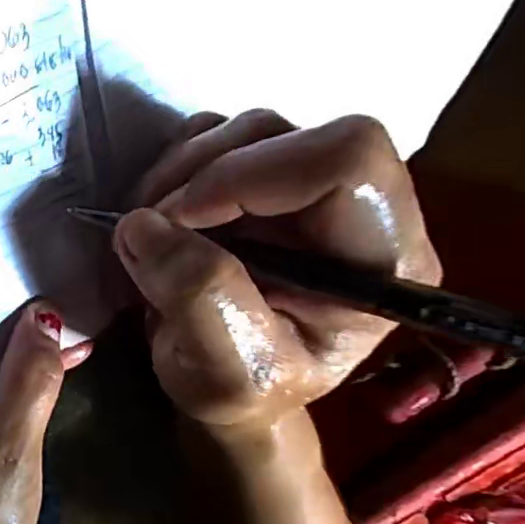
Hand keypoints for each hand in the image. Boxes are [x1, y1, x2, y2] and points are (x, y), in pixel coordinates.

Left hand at [0, 300, 92, 523]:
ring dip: (26, 344)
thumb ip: (26, 388)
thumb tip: (45, 314)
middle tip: (78, 292)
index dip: (19, 296)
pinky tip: (49, 366)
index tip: (65, 277)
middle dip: (24, 313)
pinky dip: (17, 374)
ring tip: (75, 327)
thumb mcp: (7, 456)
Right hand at [115, 110, 440, 430]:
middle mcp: (360, 210)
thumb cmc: (242, 393)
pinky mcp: (270, 176)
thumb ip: (197, 301)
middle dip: (202, 173)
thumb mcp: (225, 376)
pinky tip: (162, 213)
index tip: (179, 220)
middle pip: (289, 136)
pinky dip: (177, 165)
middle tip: (147, 226)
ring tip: (146, 228)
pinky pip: (222, 134)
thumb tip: (143, 226)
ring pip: (250, 130)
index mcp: (381, 262)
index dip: (251, 176)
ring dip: (181, 171)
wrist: (226, 382)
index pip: (346, 163)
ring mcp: (312, 186)